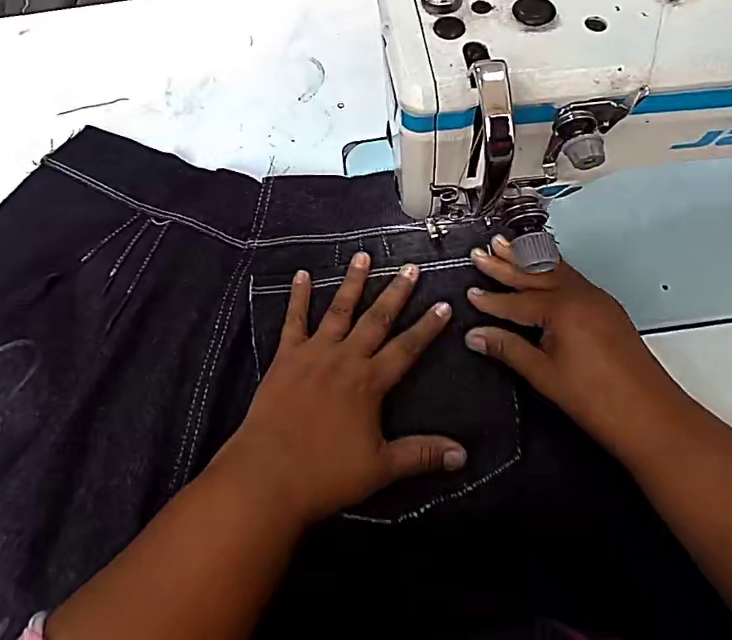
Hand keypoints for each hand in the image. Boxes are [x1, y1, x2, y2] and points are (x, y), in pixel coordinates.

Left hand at [211, 252, 464, 525]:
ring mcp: (314, 353)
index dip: (427, 327)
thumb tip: (463, 454)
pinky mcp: (285, 357)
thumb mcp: (381, 468)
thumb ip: (421, 454)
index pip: (407, 348)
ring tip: (363, 256)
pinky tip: (302, 275)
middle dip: (396, 293)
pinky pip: (294, 321)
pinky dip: (298, 297)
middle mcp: (345, 359)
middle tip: (410, 268)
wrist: (267, 476)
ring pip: (339, 311)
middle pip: (376, 320)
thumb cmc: (326, 474)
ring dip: (352, 283)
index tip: (443, 304)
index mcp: (369, 382)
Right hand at [465, 235, 691, 455]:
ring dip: (528, 258)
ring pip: (555, 269)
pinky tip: (544, 267)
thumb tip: (479, 336)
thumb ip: (508, 349)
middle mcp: (581, 295)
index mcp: (563, 308)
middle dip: (504, 264)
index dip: (490, 300)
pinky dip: (551, 268)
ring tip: (507, 246)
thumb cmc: (605, 401)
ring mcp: (597, 299)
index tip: (471, 294)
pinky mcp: (608, 308)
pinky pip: (572, 277)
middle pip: (534, 273)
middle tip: (482, 253)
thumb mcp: (544, 375)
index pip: (516, 300)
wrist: (653, 418)